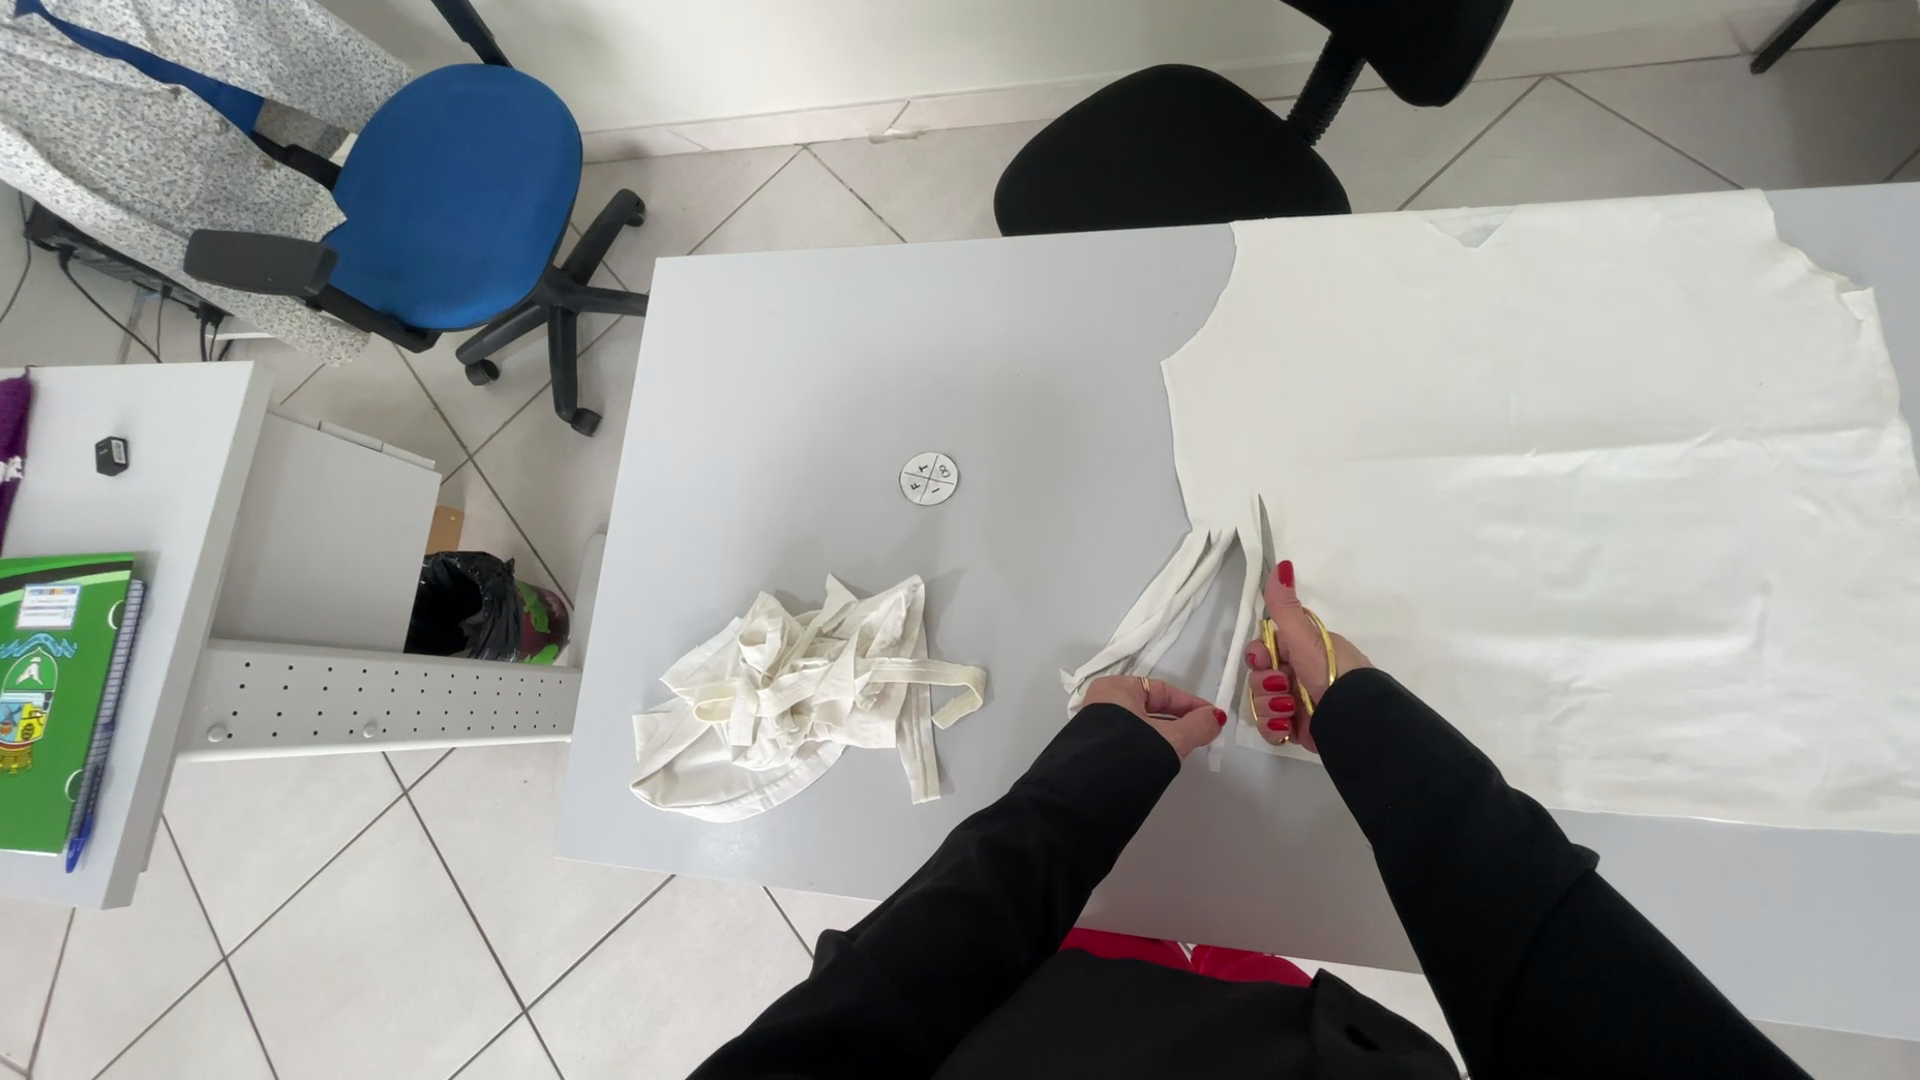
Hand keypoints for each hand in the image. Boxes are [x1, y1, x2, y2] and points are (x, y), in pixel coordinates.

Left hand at [1079, 674, 1227, 759]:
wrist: (1090, 790)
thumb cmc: (1129, 753)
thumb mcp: (1170, 739)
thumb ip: (1196, 726)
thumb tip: (1216, 717)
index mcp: (1116, 687)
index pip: (1163, 690)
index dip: (1190, 704)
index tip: (1212, 717)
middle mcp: (1103, 701)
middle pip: (1151, 707)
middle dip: (1179, 720)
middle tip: (1203, 733)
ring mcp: (1098, 725)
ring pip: (1141, 725)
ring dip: (1165, 734)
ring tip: (1186, 747)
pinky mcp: (1096, 747)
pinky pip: (1129, 738)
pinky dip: (1148, 744)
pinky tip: (1160, 757)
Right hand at [1244, 560, 1371, 752]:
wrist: (1354, 717)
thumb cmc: (1330, 670)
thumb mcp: (1304, 635)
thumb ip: (1285, 605)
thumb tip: (1282, 563)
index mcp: (1301, 652)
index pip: (1263, 650)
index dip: (1257, 656)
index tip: (1264, 660)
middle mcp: (1298, 676)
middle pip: (1257, 677)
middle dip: (1264, 684)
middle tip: (1282, 687)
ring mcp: (1296, 705)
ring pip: (1260, 703)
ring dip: (1270, 707)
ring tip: (1290, 711)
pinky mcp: (1296, 730)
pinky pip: (1269, 729)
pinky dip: (1274, 729)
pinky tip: (1286, 727)